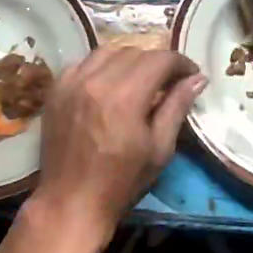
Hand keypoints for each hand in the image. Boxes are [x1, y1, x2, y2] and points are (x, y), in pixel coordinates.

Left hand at [27, 47, 206, 239]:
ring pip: (105, 52)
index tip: (191, 75)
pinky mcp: (55, 90)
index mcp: (124, 97)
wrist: (71, 200)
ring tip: (139, 80)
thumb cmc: (121, 181)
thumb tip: (197, 78)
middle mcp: (94, 81)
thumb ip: (177, 107)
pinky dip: (99, 67)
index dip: (180, 62)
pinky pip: (82, 64)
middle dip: (156, 62)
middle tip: (168, 81)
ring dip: (128, 60)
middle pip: (133, 52)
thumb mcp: (159, 148)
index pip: (159, 59)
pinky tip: (108, 85)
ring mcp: (70, 83)